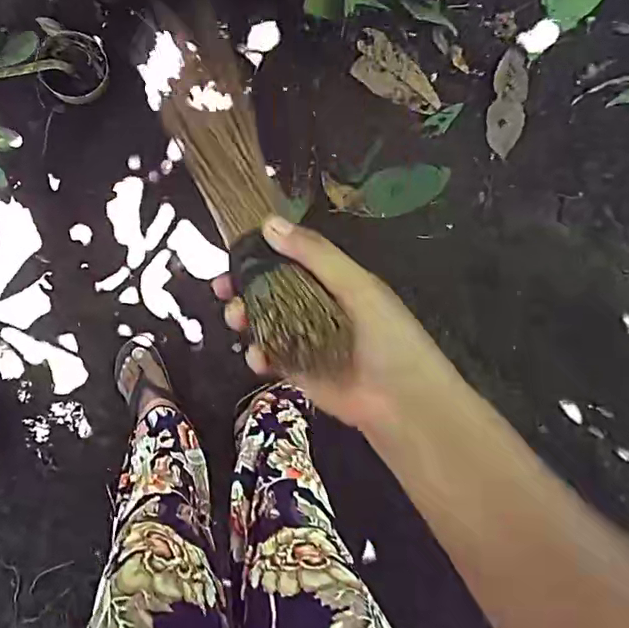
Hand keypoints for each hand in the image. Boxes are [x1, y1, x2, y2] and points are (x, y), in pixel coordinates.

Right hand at [213, 216, 456, 433]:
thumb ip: (315, 254)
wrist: (405, 404)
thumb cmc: (388, 337)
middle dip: (242, 287)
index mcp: (330, 279)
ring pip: (262, 321)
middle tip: (222, 289)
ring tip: (236, 320)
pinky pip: (268, 356)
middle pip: (268, 289)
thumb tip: (268, 223)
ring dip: (244, 318)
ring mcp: (303, 339)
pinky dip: (257, 355)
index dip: (259, 254)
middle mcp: (313, 305)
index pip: (288, 258)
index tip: (233, 254)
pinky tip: (258, 357)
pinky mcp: (296, 371)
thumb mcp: (356, 286)